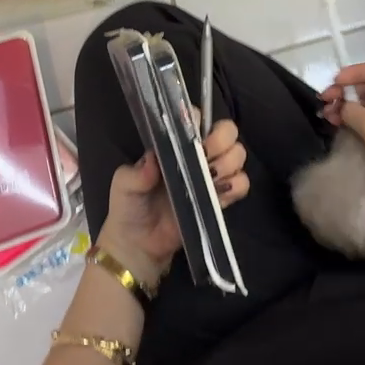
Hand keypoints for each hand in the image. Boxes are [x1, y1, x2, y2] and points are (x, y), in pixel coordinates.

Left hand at [96, 117, 249, 292]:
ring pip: (237, 154)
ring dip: (230, 162)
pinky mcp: (220, 200)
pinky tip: (220, 193)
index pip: (196, 118)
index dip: (199, 121)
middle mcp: (197, 154)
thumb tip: (152, 160)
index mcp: (174, 144)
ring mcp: (210, 176)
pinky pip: (241, 184)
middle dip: (221, 139)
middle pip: (227, 131)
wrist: (137, 246)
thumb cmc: (129, 208)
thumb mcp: (123, 185)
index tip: (194, 135)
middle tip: (206, 155)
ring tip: (211, 177)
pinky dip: (237, 185)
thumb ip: (135, 172)